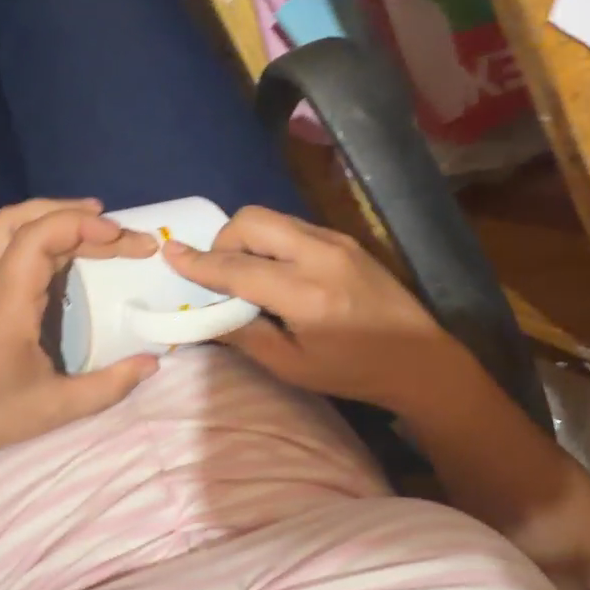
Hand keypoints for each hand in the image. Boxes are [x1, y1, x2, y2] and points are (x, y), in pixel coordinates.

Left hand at [0, 199, 159, 473]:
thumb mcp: (57, 409)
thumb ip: (109, 386)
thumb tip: (153, 362)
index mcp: (5, 306)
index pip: (36, 238)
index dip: (79, 225)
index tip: (120, 238)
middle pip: (24, 220)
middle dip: (77, 217)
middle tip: (123, 235)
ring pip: (10, 223)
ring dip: (54, 215)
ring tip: (97, 225)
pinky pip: (7, 242)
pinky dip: (42, 232)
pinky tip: (69, 248)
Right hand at [161, 206, 478, 412]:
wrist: (420, 357)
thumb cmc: (354, 371)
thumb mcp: (292, 367)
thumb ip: (245, 335)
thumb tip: (206, 313)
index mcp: (306, 294)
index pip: (237, 268)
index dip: (198, 263)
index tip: (169, 254)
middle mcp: (319, 255)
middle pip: (252, 220)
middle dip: (224, 240)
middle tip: (221, 273)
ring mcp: (335, 240)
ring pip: (271, 218)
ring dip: (248, 239)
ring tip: (250, 275)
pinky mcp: (344, 238)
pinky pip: (292, 226)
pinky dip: (271, 242)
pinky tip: (279, 273)